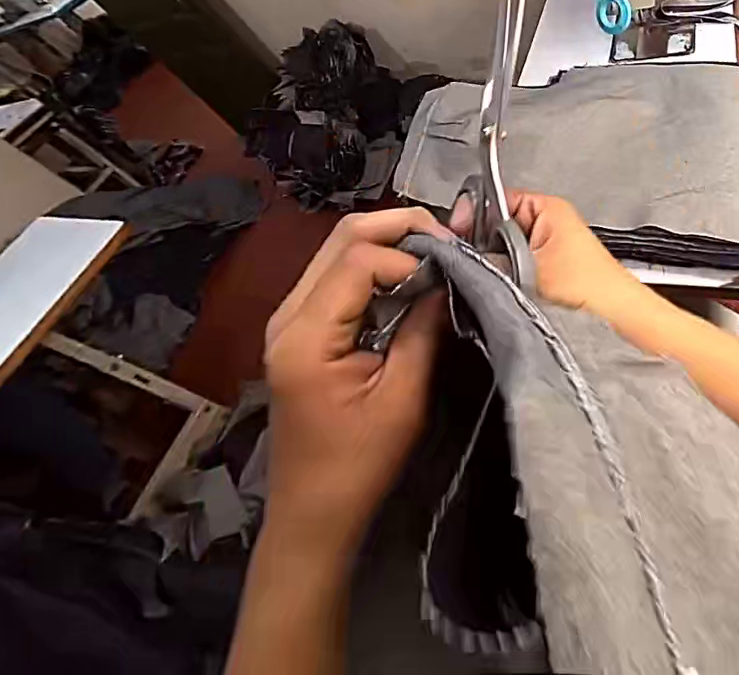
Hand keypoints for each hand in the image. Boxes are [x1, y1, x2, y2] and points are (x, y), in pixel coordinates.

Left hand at [263, 207, 452, 548]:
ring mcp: (290, 315)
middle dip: (402, 227)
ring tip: (437, 256)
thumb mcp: (404, 396)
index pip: (359, 259)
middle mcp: (288, 313)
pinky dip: (379, 263)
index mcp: (306, 335)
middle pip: (345, 235)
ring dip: (392, 241)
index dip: (410, 255)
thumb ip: (424, 328)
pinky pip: (341, 270)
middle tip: (450, 241)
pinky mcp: (302, 323)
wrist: (313, 512)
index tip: (449, 275)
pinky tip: (410, 278)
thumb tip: (449, 276)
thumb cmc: (359, 463)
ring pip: (341, 245)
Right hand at [449, 191, 642, 319]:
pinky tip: (512, 291)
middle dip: (483, 245)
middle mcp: (548, 222)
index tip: (456, 232)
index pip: (494, 198)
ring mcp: (547, 245)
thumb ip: (488, 260)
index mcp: (547, 207)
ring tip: (503, 281)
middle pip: (495, 225)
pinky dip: (510, 278)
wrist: (617, 319)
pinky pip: (516, 266)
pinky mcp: (549, 268)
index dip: (471, 214)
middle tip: (479, 264)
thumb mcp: (527, 270)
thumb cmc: (589, 289)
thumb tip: (459, 255)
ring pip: (503, 249)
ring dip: (498, 265)